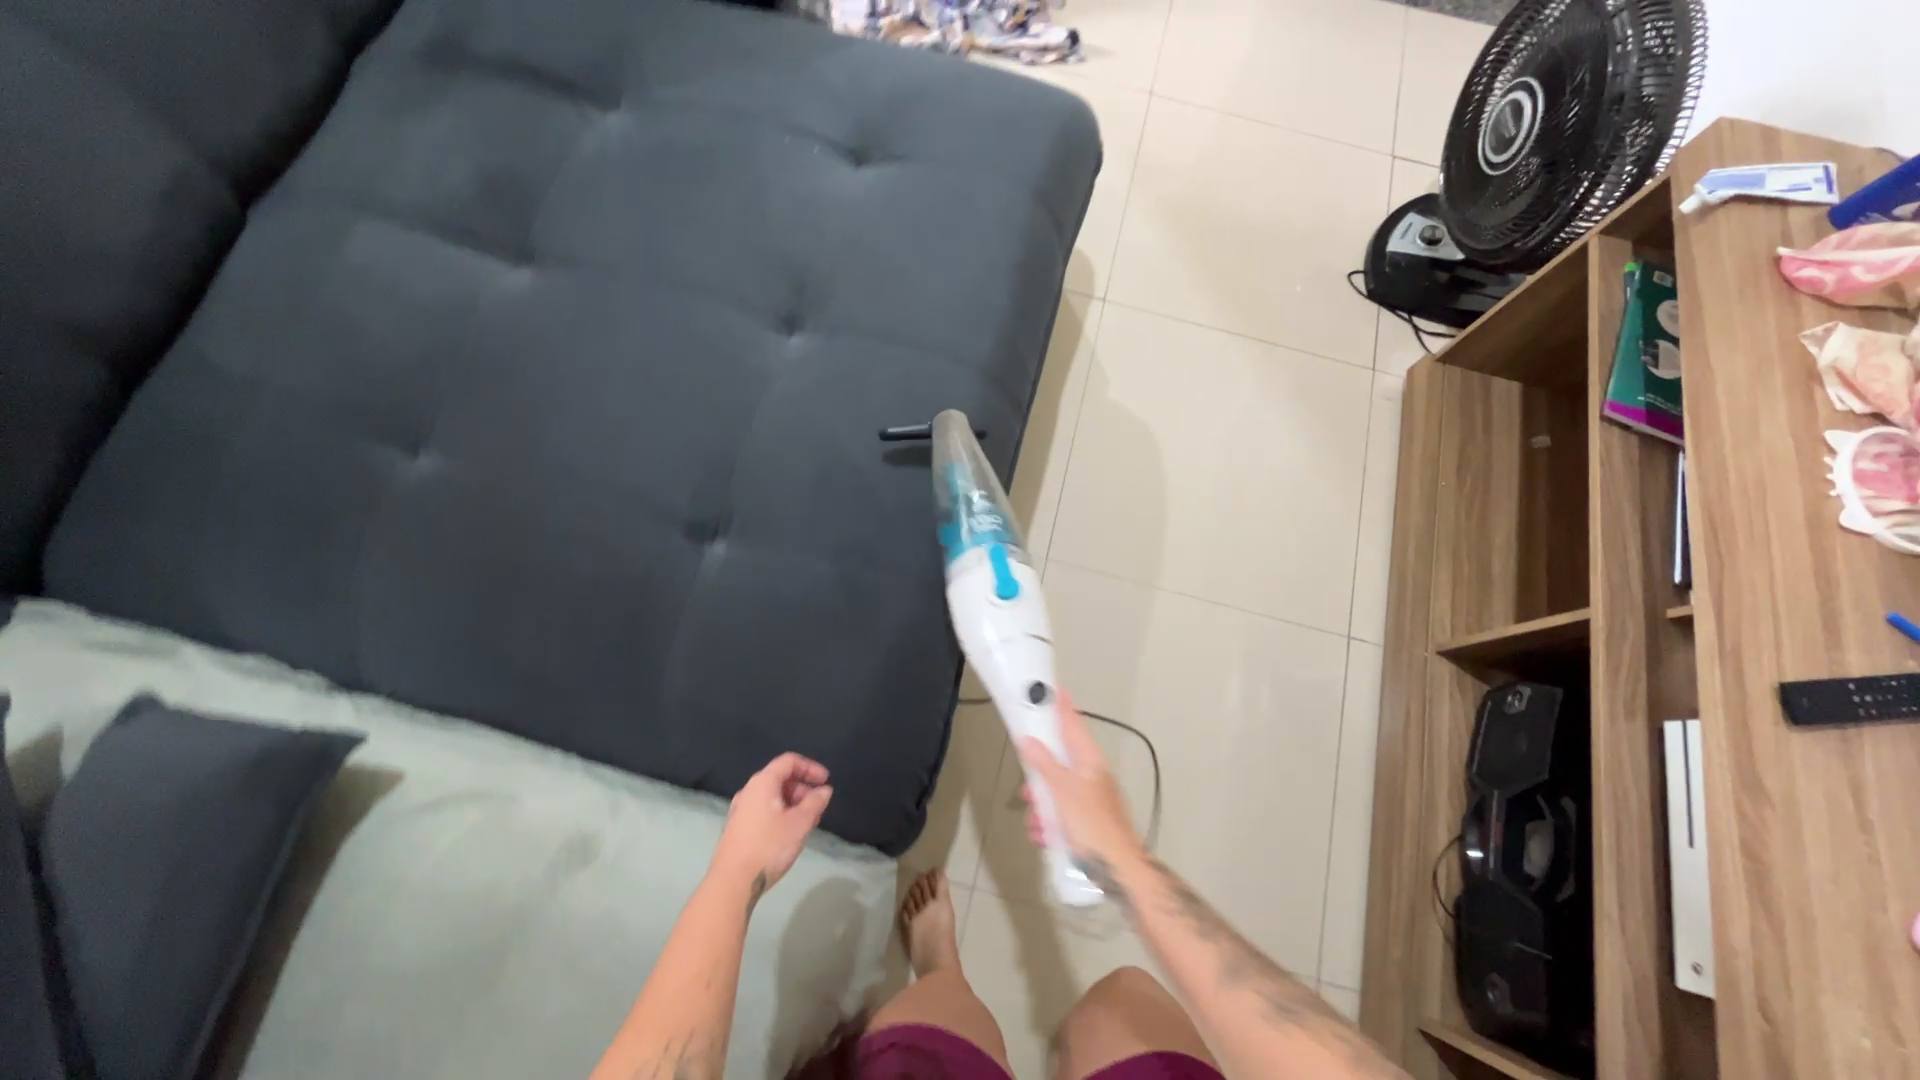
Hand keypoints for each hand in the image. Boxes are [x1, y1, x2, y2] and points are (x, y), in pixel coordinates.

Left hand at [710, 753, 833, 897]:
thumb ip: (815, 802)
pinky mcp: (738, 828)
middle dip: (803, 789)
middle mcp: (748, 791)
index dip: (810, 767)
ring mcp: (740, 810)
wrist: (733, 881)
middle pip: (780, 778)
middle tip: (818, 807)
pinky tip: (790, 834)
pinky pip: (764, 811)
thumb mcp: (800, 823)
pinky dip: (781, 814)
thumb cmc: (769, 846)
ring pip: (772, 797)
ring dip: (793, 804)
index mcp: (762, 783)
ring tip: (807, 823)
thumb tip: (824, 790)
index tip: (826, 781)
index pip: (789, 761)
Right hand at [1016, 690, 1142, 865]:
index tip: (1054, 689)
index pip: (1074, 726)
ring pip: (1056, 792)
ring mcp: (1090, 799)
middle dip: (1039, 776)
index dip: (1063, 708)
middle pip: (1059, 762)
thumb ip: (1045, 765)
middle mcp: (1091, 776)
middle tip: (1025, 787)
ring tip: (1036, 823)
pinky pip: (1061, 814)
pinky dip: (1049, 823)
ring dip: (1041, 806)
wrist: (1119, 868)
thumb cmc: (1092, 824)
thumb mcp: (1064, 792)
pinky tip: (1043, 837)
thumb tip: (1029, 740)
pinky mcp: (1087, 822)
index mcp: (1090, 762)